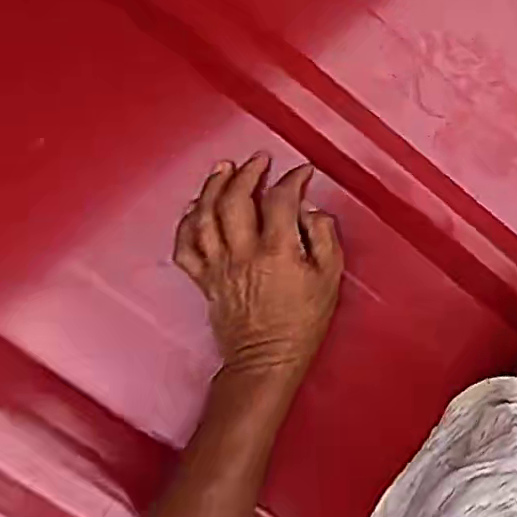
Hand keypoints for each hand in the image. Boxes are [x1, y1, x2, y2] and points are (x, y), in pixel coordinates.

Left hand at [173, 152, 342, 379]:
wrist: (267, 357)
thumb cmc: (306, 316)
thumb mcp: (331, 273)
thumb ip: (324, 235)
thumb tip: (309, 210)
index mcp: (278, 250)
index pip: (280, 201)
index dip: (292, 179)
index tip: (304, 171)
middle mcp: (242, 254)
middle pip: (234, 202)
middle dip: (247, 174)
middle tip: (259, 159)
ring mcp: (217, 268)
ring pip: (204, 219)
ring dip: (212, 190)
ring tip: (223, 169)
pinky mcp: (203, 281)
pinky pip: (185, 247)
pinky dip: (186, 223)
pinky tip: (194, 207)